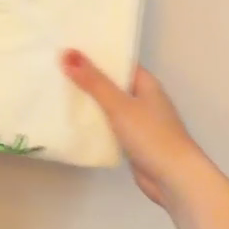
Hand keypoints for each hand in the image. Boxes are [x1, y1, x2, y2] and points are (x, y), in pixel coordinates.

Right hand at [62, 50, 214, 208]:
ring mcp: (139, 122)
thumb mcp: (119, 105)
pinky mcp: (132, 143)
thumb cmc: (151, 135)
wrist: (174, 179)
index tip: (68, 49)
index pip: (119, 62)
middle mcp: (143, 100)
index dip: (96, 55)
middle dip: (87, 79)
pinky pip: (108, 127)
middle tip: (55, 69)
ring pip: (108, 107)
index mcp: (146, 84)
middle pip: (112, 84)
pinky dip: (93, 124)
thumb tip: (67, 53)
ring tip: (56, 91)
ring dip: (88, 102)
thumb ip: (93, 81)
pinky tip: (71, 122)